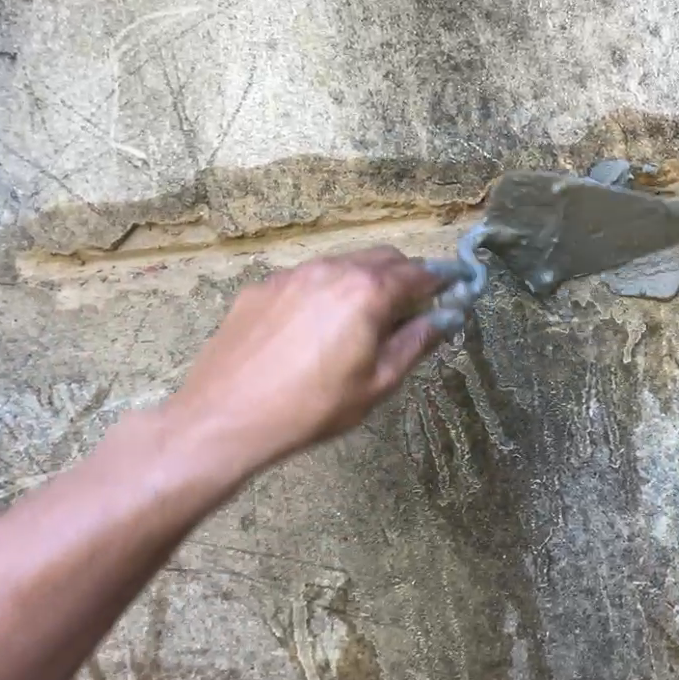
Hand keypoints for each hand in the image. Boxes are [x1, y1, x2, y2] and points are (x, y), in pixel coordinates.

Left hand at [152, 247, 448, 474]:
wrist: (221, 421)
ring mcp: (292, 276)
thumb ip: (419, 341)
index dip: (444, 282)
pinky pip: (308, 279)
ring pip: (345, 264)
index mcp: (368, 292)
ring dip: (366, 282)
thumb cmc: (312, 407)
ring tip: (362, 321)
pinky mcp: (260, 289)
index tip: (456, 293)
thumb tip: (449, 316)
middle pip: (385, 258)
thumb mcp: (380, 381)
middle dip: (406, 277)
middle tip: (412, 311)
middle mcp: (332, 271)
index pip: (421, 273)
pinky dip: (327, 291)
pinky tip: (316, 328)